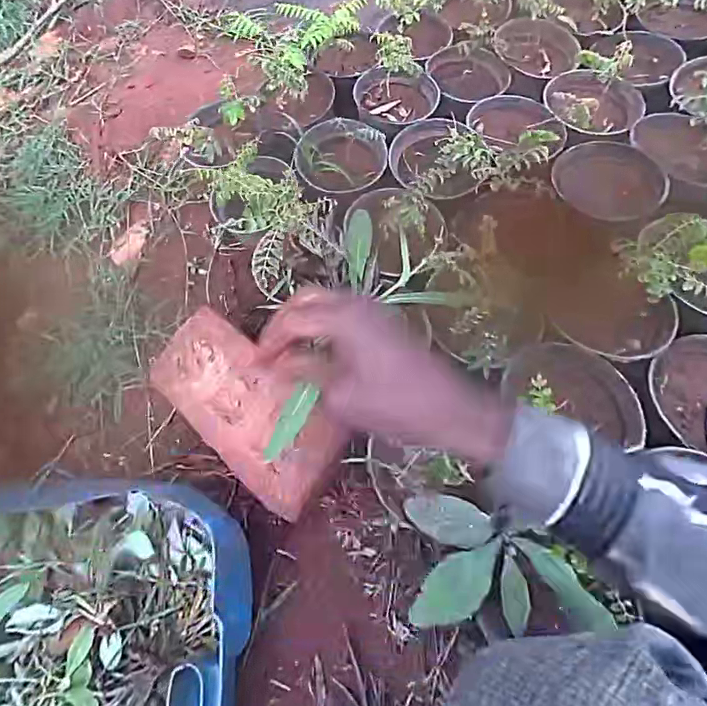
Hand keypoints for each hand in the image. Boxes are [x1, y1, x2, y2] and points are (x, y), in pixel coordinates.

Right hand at [254, 287, 513, 465]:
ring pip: (325, 300)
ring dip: (303, 318)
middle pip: (307, 297)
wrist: (452, 408)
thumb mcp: (343, 396)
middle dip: (283, 320)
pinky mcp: (382, 319)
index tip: (254, 363)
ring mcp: (372, 307)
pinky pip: (341, 308)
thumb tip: (279, 365)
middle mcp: (356, 302)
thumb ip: (306, 372)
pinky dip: (321, 321)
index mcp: (344, 317)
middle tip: (268, 349)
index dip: (270, 340)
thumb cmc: (396, 405)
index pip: (293, 319)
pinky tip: (316, 347)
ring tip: (287, 349)